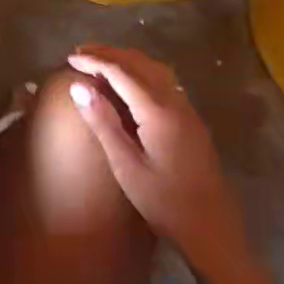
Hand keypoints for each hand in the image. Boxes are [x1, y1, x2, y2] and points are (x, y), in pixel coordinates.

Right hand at [66, 45, 247, 264]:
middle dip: (109, 53)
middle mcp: (176, 103)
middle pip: (140, 63)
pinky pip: (163, 80)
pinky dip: (140, 70)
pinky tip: (128, 81)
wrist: (213, 231)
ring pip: (155, 69)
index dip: (94, 61)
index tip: (69, 58)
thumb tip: (78, 85)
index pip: (122, 72)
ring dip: (126, 59)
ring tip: (100, 61)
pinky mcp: (191, 120)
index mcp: (158, 112)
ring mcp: (187, 110)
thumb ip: (103, 122)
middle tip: (79, 52)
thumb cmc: (165, 202)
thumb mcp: (126, 165)